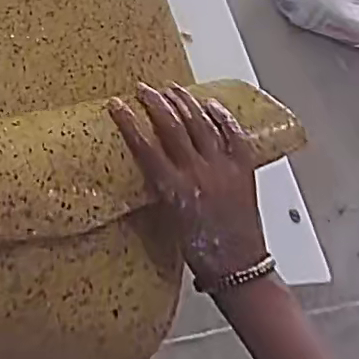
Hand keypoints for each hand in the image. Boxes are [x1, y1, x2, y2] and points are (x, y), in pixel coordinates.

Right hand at [109, 82, 268, 284]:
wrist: (240, 269)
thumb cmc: (201, 250)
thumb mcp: (170, 218)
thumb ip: (161, 185)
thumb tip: (148, 155)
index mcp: (175, 190)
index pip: (145, 147)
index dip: (128, 123)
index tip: (116, 104)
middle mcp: (198, 174)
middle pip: (172, 127)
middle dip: (155, 103)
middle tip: (143, 89)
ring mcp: (222, 168)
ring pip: (201, 124)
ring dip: (184, 102)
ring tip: (171, 88)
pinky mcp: (243, 169)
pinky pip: (233, 134)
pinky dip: (221, 117)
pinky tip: (210, 104)